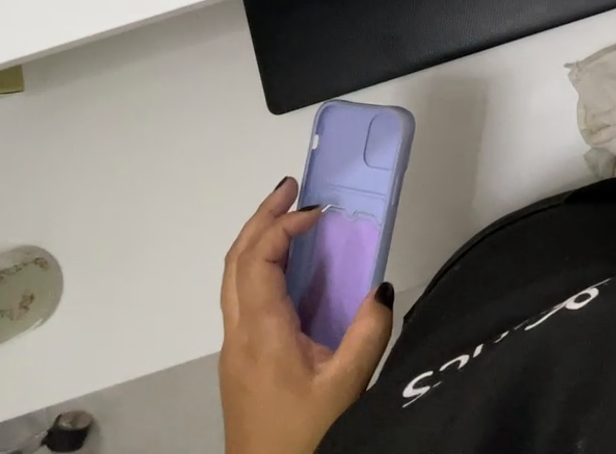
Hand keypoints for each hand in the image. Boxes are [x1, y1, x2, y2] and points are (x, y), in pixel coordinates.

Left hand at [220, 178, 393, 453]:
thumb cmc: (305, 435)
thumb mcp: (348, 385)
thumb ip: (369, 332)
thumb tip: (381, 286)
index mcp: (260, 332)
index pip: (258, 260)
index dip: (283, 226)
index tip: (319, 210)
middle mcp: (239, 332)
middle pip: (236, 260)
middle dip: (262, 217)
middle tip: (291, 186)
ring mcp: (235, 346)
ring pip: (234, 277)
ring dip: (257, 237)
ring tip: (288, 212)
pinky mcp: (242, 357)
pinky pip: (242, 293)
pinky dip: (260, 262)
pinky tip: (287, 263)